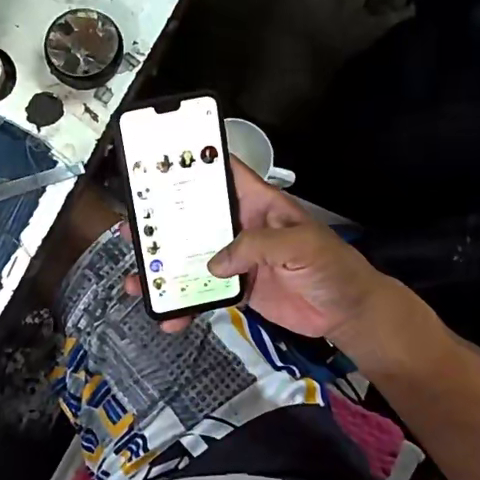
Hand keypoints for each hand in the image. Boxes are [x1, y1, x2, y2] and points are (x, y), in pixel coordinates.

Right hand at [123, 159, 390, 337]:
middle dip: (162, 223)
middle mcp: (240, 227)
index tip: (161, 162)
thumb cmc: (334, 267)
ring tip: (138, 279)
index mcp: (257, 204)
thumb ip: (258, 246)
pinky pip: (202, 293)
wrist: (345, 313)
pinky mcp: (235, 287)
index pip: (224, 174)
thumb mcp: (302, 245)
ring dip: (165, 269)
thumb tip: (214, 264)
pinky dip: (185, 305)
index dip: (196, 162)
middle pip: (193, 219)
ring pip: (191, 259)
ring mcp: (236, 259)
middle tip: (134, 228)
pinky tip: (171, 317)